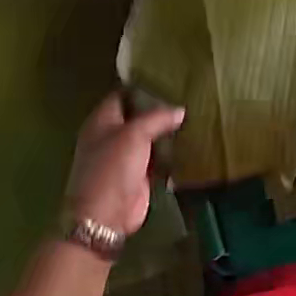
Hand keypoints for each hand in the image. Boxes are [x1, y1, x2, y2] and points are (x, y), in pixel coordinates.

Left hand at [63, 92, 184, 236]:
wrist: (105, 216)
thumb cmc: (112, 168)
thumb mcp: (134, 135)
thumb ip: (157, 118)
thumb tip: (180, 110)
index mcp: (102, 121)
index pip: (122, 95)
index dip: (142, 87)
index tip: (168, 80)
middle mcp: (111, 136)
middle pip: (137, 116)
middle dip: (159, 108)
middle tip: (187, 96)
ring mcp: (125, 157)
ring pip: (149, 137)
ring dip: (166, 131)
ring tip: (193, 115)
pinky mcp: (139, 175)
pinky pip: (157, 157)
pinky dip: (170, 151)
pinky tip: (189, 141)